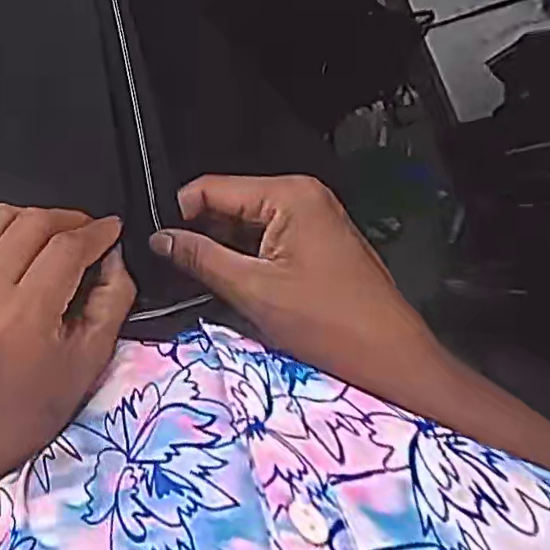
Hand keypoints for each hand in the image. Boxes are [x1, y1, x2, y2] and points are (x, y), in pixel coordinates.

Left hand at [0, 206, 135, 478]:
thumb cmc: (40, 399)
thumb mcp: (93, 356)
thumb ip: (114, 297)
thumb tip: (113, 252)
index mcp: (23, 318)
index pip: (65, 248)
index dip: (96, 232)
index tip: (114, 228)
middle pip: (33, 223)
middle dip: (71, 219)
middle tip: (92, 233)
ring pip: (3, 215)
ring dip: (37, 217)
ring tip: (59, 236)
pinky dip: (6, 224)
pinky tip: (25, 243)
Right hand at [150, 175, 441, 396]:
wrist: (393, 361)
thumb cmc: (332, 325)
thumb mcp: (253, 289)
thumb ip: (200, 257)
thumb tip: (161, 239)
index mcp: (289, 194)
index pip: (211, 188)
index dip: (177, 214)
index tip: (156, 243)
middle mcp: (301, 195)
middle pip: (227, 203)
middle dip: (199, 232)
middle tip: (172, 266)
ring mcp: (311, 216)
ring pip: (244, 222)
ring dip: (220, 248)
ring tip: (198, 278)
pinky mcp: (314, 238)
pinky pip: (265, 236)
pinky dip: (243, 256)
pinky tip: (229, 281)